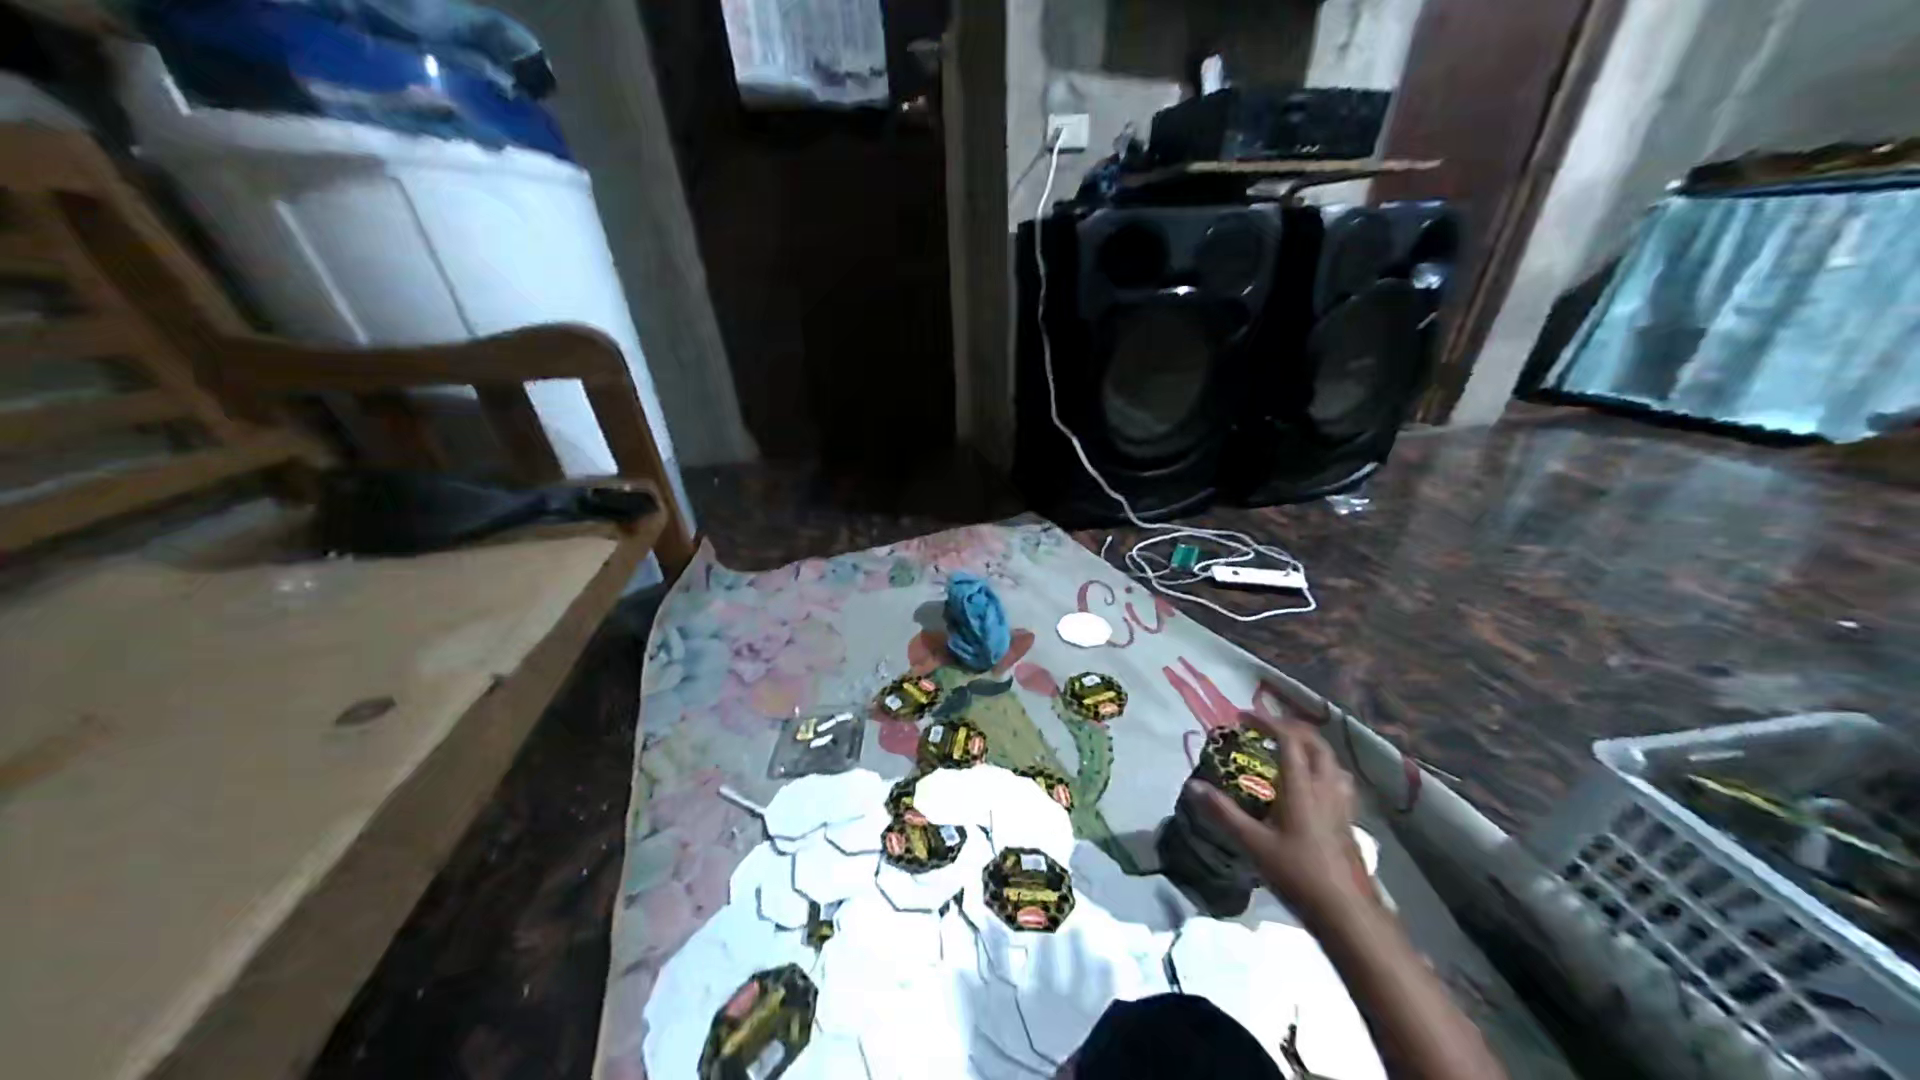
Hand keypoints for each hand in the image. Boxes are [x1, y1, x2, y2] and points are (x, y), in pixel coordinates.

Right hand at [1186, 714, 1372, 926]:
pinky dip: (1323, 770)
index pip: (1289, 740)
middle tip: (1267, 729)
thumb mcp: (1253, 844)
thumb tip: (1193, 786)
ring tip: (1291, 751)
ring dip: (1311, 748)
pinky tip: (1312, 788)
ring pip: (1333, 762)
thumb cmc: (1298, 874)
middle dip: (1292, 729)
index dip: (1267, 722)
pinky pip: (1339, 782)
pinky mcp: (1349, 822)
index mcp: (1302, 788)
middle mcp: (1326, 789)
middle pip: (1316, 744)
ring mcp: (1342, 806)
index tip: (1243, 717)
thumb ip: (1222, 813)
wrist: (1347, 913)